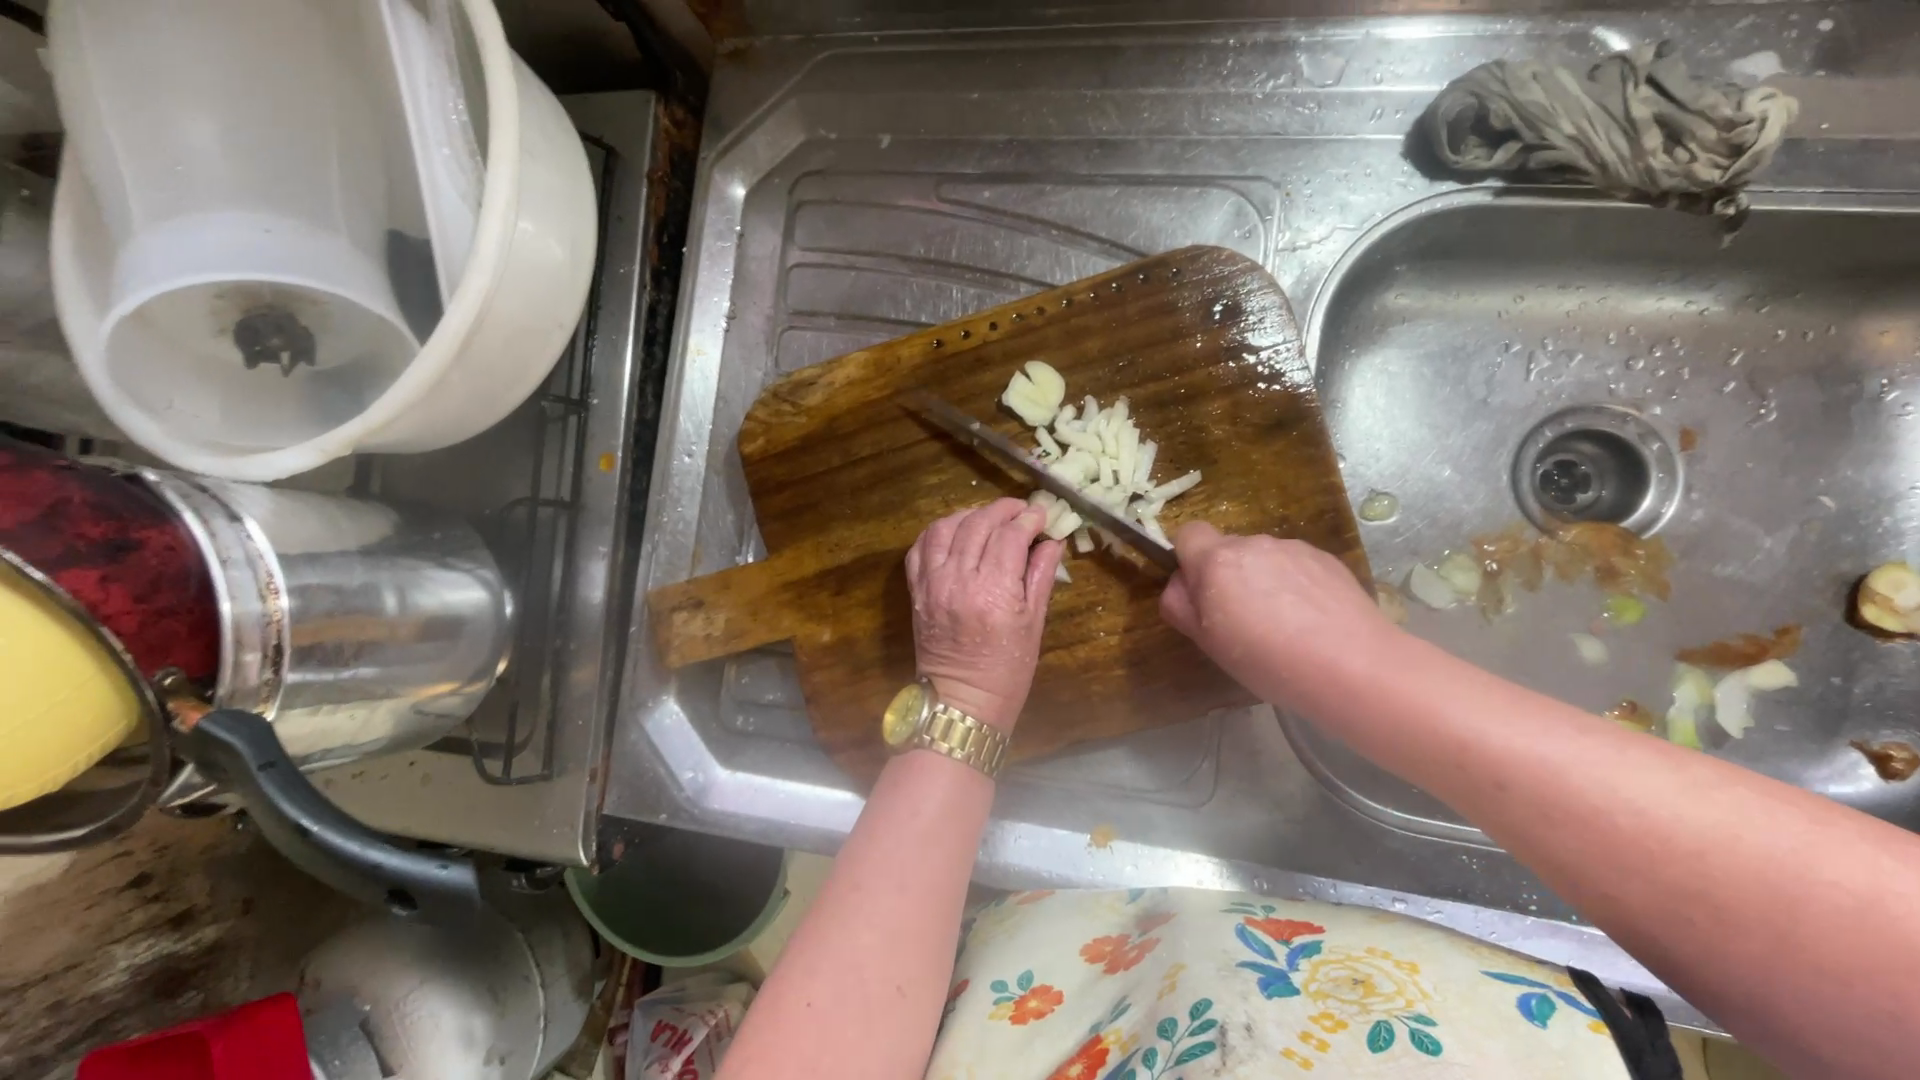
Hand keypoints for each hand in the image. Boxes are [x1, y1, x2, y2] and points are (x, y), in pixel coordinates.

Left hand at [906, 498, 1063, 731]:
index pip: (1009, 536)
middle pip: (978, 524)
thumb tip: (1052, 541)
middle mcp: (958, 580)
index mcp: (993, 592)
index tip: (1042, 514)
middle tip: (1021, 511)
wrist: (961, 702)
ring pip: (945, 527)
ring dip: (969, 515)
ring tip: (989, 518)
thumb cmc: (1007, 671)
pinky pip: (921, 547)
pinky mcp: (917, 590)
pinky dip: (939, 531)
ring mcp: (932, 583)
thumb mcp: (1034, 623)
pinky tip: (957, 532)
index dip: (1028, 519)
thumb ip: (1040, 576)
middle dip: (1003, 510)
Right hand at [1159, 522, 1394, 710]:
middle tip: (1242, 622)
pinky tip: (1311, 621)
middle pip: (1227, 549)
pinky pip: (1296, 567)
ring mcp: (1293, 549)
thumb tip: (1179, 586)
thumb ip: (1181, 606)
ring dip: (1263, 581)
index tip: (1200, 593)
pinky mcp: (1327, 559)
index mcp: (1216, 561)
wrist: (1351, 664)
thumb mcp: (1207, 643)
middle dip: (1228, 577)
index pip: (1188, 533)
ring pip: (1263, 559)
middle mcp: (1253, 544)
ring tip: (1283, 625)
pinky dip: (1295, 586)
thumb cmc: (1266, 659)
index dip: (1187, 559)